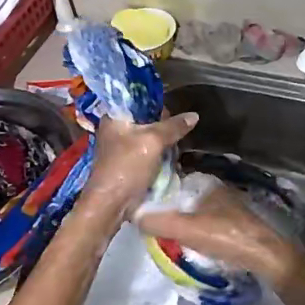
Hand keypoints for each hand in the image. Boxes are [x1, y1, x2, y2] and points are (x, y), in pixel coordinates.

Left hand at [81, 112, 197, 216]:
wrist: (110, 205)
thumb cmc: (127, 167)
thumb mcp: (153, 142)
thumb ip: (174, 126)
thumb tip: (194, 115)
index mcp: (114, 117)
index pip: (138, 99)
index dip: (157, 104)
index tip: (173, 114)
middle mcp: (115, 128)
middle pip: (146, 119)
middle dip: (164, 127)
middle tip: (177, 135)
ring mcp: (121, 147)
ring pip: (149, 137)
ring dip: (164, 143)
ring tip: (177, 149)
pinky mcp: (127, 163)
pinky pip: (148, 152)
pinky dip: (159, 155)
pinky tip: (171, 160)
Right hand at [136, 183, 304, 288]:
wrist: (265, 256)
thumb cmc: (226, 236)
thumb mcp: (187, 229)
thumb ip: (159, 222)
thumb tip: (133, 215)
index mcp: (206, 184)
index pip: (175, 181)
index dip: (159, 192)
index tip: (143, 206)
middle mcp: (218, 190)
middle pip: (185, 197)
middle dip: (169, 208)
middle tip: (151, 223)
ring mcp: (229, 206)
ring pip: (196, 210)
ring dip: (183, 220)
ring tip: (166, 234)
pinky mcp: (236, 223)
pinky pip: (207, 222)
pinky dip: (197, 229)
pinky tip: (190, 241)